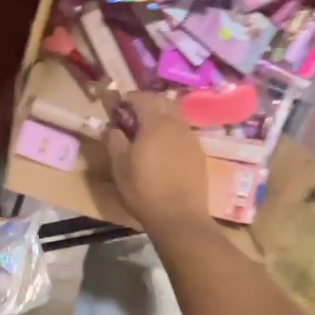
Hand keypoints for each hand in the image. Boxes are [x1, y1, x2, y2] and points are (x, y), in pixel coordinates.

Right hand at [105, 93, 211, 233]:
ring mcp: (191, 138)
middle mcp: (176, 124)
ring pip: (175, 117)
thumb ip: (115, 140)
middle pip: (163, 102)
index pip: (142, 97)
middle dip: (147, 104)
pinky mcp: (199, 153)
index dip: (128, 99)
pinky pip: (183, 133)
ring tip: (148, 134)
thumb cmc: (144, 190)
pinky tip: (164, 150)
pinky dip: (171, 133)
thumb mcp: (119, 166)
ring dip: (161, 118)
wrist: (179, 216)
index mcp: (155, 123)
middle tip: (133, 118)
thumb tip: (115, 128)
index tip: (118, 109)